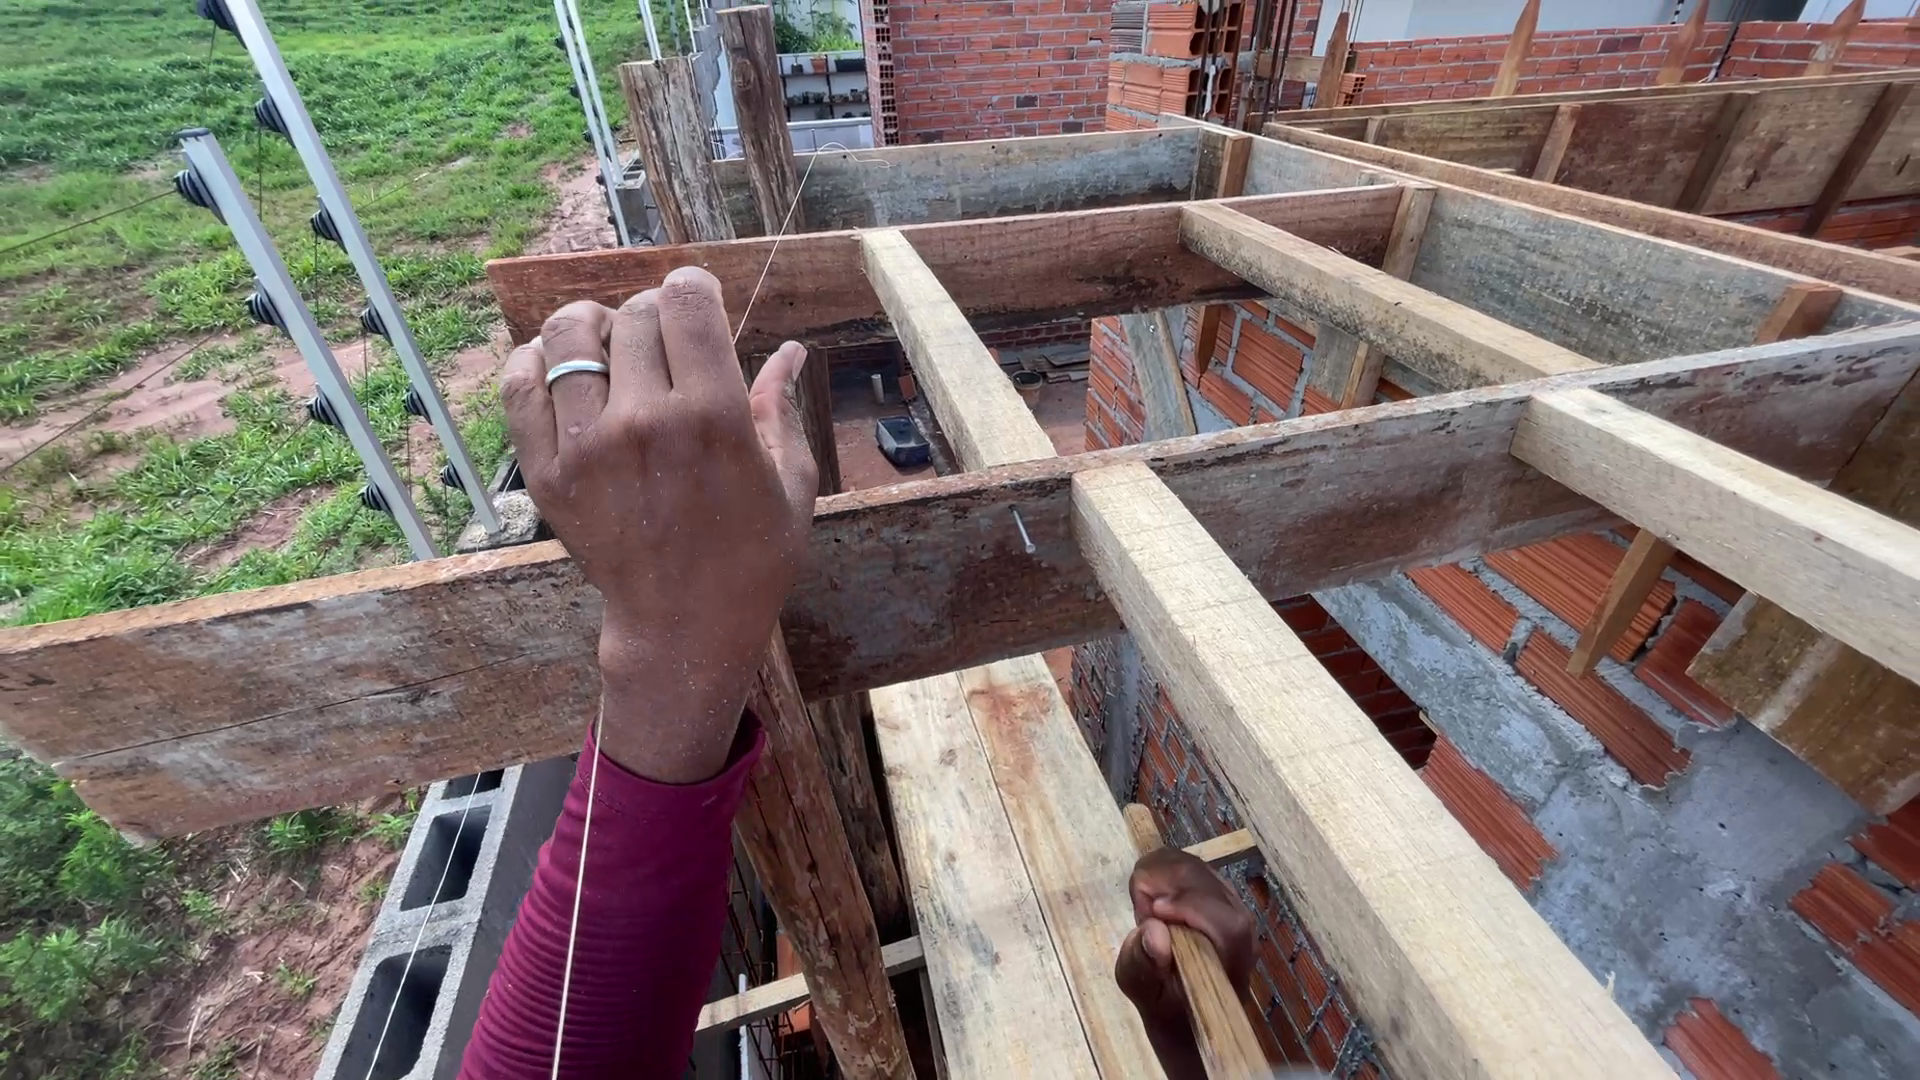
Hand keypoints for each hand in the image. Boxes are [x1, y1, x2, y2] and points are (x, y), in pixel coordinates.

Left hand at [500, 266, 817, 782]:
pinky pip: (522, 383)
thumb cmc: (754, 558)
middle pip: (636, 315)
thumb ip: (782, 408)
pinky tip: (563, 366)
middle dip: (657, 311)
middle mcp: (646, 419)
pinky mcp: (547, 471)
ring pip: (572, 334)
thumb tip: (791, 352)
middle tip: (668, 337)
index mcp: (715, 417)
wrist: (686, 624)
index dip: (694, 286)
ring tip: (612, 340)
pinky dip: (537, 358)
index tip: (698, 295)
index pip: (688, 305)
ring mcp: (588, 444)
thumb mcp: (792, 485)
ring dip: (596, 322)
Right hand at [1115, 847, 1256, 1079]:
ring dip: (1162, 873)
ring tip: (1144, 898)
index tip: (1154, 911)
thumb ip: (1144, 963)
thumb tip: (1155, 929)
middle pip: (1209, 886)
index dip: (1190, 907)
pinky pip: (1191, 863)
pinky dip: (1164, 866)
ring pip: (1198, 868)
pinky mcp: (1215, 889)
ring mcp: (1231, 905)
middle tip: (1141, 904)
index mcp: (1232, 962)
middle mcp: (1241, 930)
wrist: (1178, 999)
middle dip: (1167, 884)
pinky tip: (1152, 887)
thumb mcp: (1141, 989)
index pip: (1227, 923)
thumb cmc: (1161, 1000)